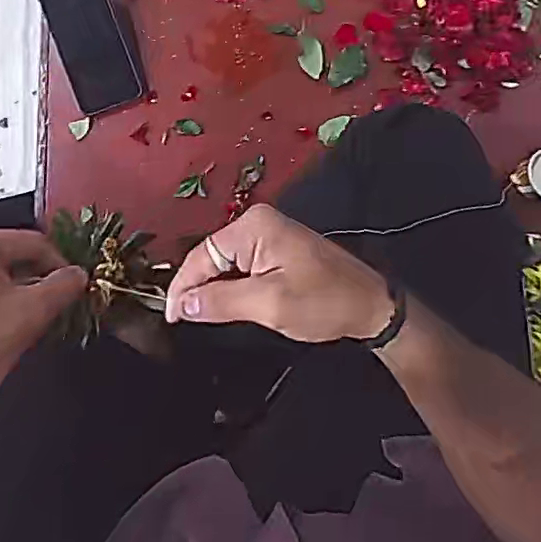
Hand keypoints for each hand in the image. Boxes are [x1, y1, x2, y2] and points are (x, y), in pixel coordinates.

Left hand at [0, 229, 86, 424]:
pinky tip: (6, 337)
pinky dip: (0, 312)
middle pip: (15, 260)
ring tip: (33, 326)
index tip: (75, 286)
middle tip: (57, 307)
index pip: (34, 242)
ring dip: (22, 300)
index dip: (61, 265)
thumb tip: (77, 276)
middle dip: (40, 284)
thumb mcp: (33, 311)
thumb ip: (64, 285)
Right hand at [164, 204, 393, 342]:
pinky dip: (231, 285)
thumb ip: (220, 302)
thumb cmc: (323, 302)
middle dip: (196, 287)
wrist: (369, 304)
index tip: (171, 318)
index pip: (201, 255)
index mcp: (254, 226)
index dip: (182, 288)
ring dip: (213, 288)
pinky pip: (242, 264)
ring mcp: (269, 232)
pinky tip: (226, 305)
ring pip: (225, 262)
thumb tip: (183, 304)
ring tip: (200, 316)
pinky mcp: (278, 246)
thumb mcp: (268, 305)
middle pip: (211, 255)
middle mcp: (259, 221)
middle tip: (184, 320)